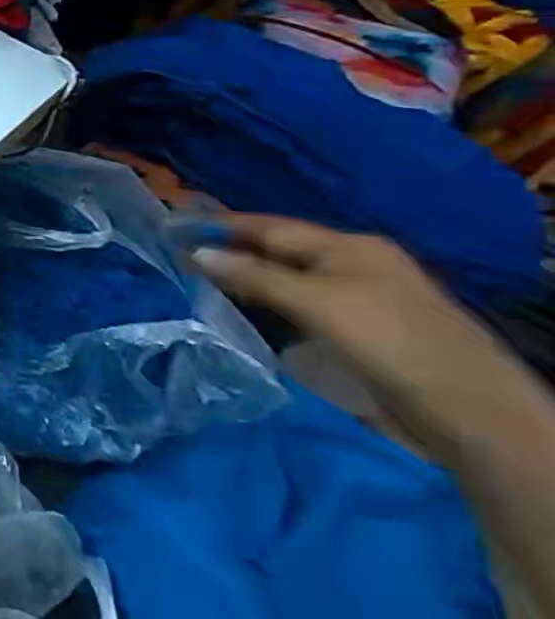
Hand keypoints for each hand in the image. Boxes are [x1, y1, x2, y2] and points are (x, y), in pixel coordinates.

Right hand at [192, 214, 506, 410]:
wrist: (467, 413)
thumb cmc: (387, 340)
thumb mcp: (314, 302)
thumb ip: (251, 275)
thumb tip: (195, 253)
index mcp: (349, 246)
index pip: (267, 226)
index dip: (217, 224)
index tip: (170, 224)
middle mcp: (352, 264)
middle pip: (274, 250)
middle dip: (226, 250)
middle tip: (174, 252)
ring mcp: (355, 298)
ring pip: (281, 278)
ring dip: (240, 278)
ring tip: (192, 278)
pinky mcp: (353, 330)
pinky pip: (292, 304)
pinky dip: (260, 302)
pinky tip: (234, 308)